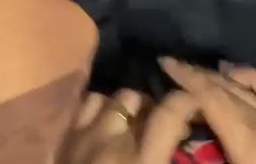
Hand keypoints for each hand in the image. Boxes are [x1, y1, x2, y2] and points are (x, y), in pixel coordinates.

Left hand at [58, 88, 188, 163]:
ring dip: (117, 107)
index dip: (185, 102)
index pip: (169, 114)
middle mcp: (112, 140)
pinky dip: (92, 114)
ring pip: (103, 98)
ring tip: (125, 123)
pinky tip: (98, 129)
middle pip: (132, 97)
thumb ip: (162, 161)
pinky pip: (79, 112)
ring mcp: (82, 138)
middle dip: (148, 104)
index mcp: (141, 160)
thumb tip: (172, 153)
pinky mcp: (61, 144)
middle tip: (156, 122)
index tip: (194, 101)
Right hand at [149, 57, 255, 163]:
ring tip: (198, 73)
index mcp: (249, 139)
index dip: (186, 78)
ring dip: (219, 77)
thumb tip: (185, 146)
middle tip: (172, 67)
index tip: (164, 63)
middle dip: (196, 75)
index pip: (212, 96)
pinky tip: (238, 76)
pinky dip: (252, 78)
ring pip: (245, 87)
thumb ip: (209, 158)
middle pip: (225, 88)